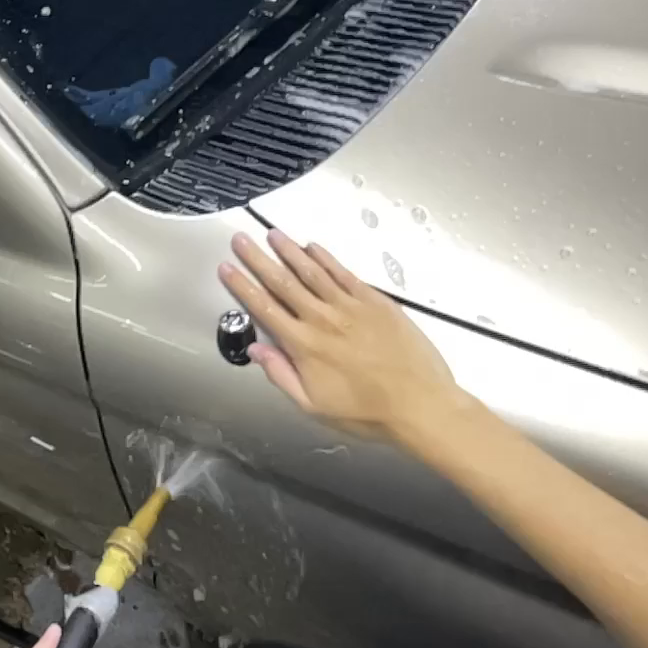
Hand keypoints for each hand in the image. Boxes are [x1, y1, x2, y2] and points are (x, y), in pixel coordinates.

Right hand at [219, 230, 467, 443]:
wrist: (421, 405)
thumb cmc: (367, 413)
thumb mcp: (313, 406)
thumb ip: (281, 375)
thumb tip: (256, 350)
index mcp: (304, 345)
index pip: (264, 308)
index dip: (242, 286)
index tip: (227, 268)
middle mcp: (322, 319)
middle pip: (282, 282)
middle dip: (257, 258)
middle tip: (241, 239)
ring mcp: (350, 306)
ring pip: (311, 271)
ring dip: (289, 251)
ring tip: (272, 234)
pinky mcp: (374, 301)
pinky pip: (343, 273)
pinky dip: (325, 259)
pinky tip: (312, 247)